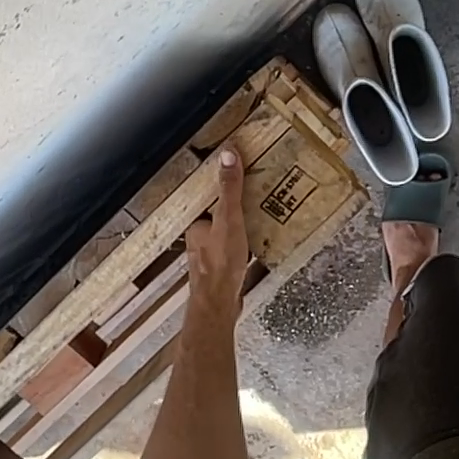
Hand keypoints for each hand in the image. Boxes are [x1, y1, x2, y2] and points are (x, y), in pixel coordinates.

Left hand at [184, 147, 248, 324]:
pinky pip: (234, 251)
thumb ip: (229, 188)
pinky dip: (244, 245)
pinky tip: (256, 245)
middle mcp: (200, 239)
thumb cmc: (221, 263)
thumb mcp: (229, 219)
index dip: (224, 188)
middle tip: (256, 194)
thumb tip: (228, 154)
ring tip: (260, 215)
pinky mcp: (222, 271)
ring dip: (239, 226)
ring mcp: (210, 257)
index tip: (240, 176)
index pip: (209, 198)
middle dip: (233, 207)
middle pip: (218, 216)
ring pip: (225, 234)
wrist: (220, 304)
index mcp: (197, 224)